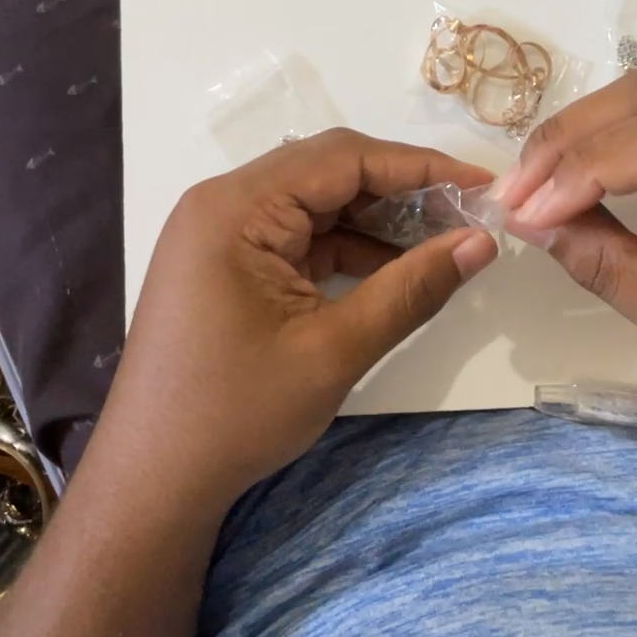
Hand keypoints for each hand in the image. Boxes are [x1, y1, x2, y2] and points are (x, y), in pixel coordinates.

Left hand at [95, 129, 498, 504]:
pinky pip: (300, 238)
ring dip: (378, 221)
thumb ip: (411, 290)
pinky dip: (348, 249)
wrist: (154, 478)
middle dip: (401, 191)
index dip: (419, 166)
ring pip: (317, 205)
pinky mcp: (230, 265)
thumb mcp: (333, 350)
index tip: (481, 184)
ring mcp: (223, 235)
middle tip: (466, 215)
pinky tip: (393, 270)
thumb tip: (480, 243)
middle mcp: (224, 205)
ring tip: (441, 242)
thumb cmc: (235, 414)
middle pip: (328, 173)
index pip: (342, 158)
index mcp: (236, 208)